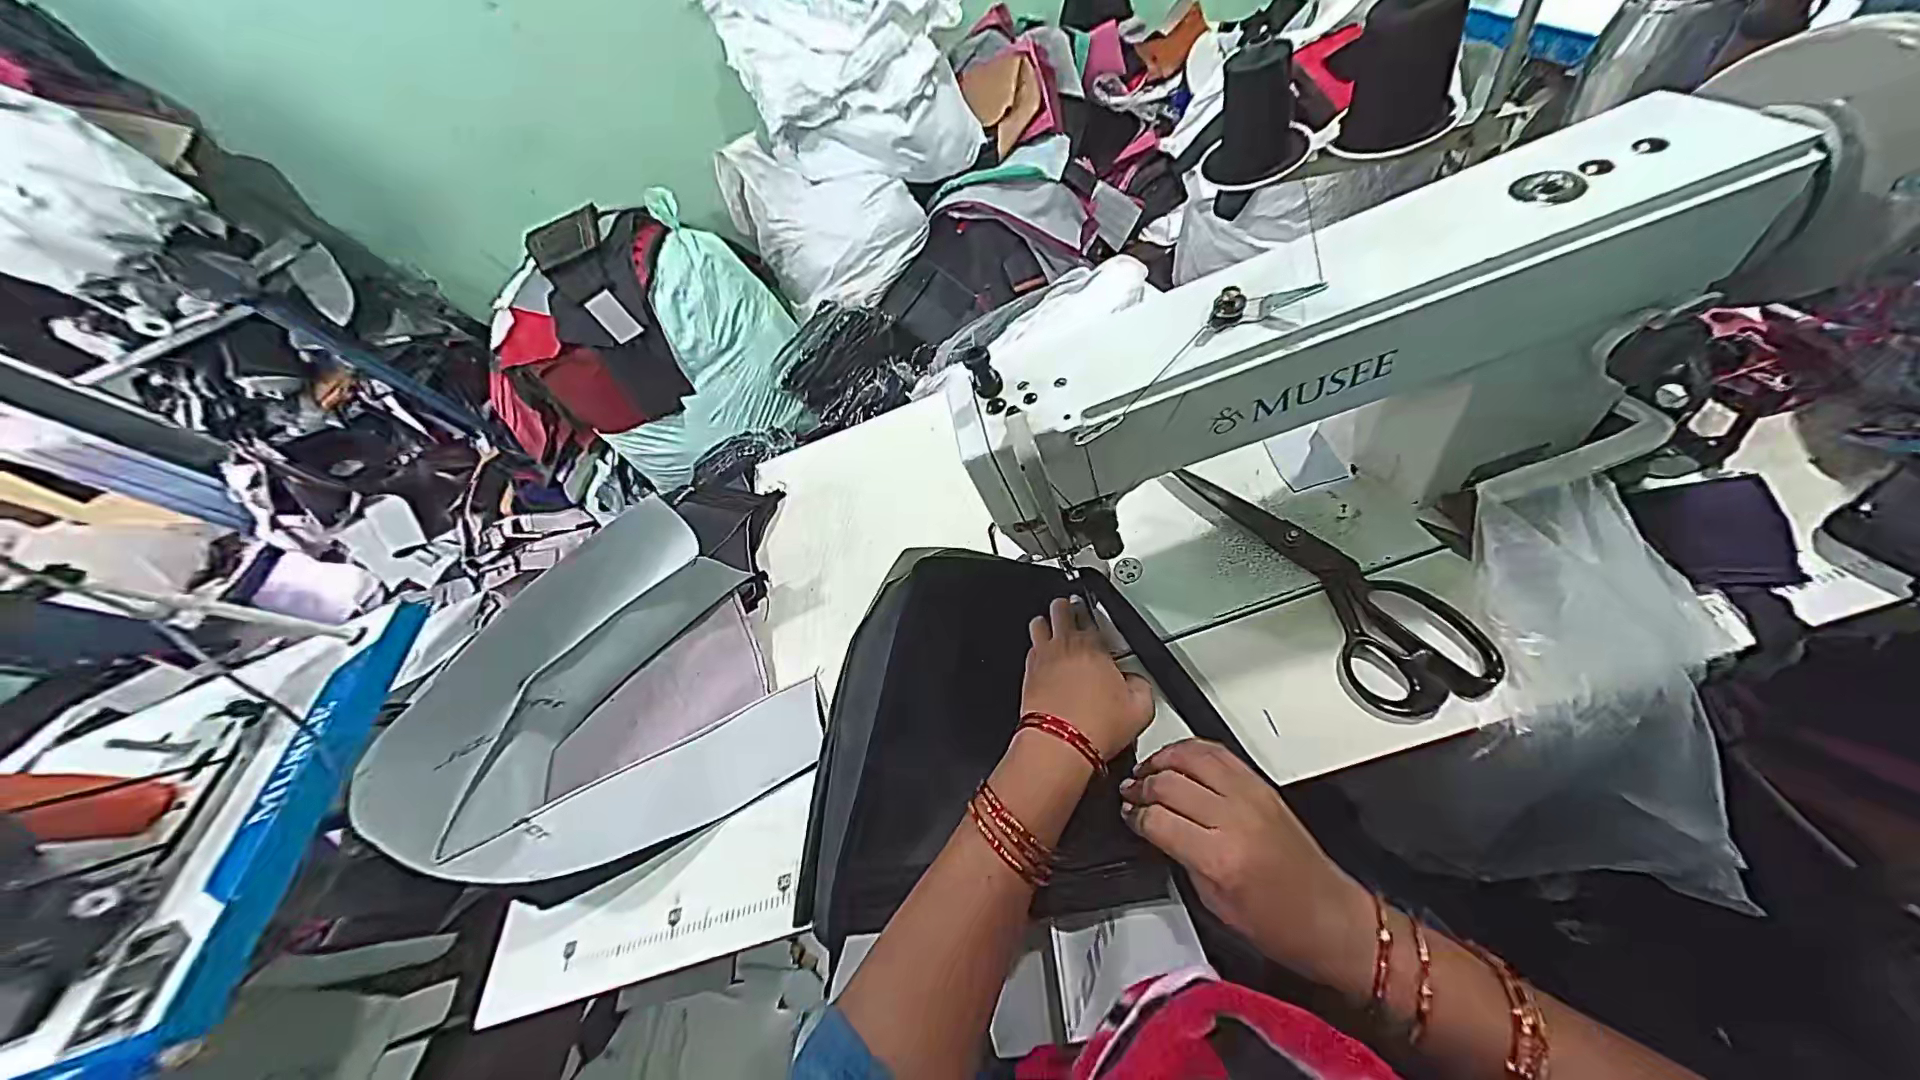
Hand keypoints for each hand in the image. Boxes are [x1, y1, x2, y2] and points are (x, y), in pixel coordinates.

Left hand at [1022, 596, 1155, 761]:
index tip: (1097, 615)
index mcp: (1094, 646)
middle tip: (1072, 607)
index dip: (1095, 613)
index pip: (1093, 616)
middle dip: (1066, 605)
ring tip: (1053, 625)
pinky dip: (1036, 648)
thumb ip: (1142, 686)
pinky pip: (1030, 649)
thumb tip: (1138, 684)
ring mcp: (1042, 657)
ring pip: (1039, 623)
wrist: (1059, 744)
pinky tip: (1043, 656)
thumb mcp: (1140, 708)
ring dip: (1046, 622)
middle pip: (1060, 608)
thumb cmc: (1094, 726)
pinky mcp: (1028, 674)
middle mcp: (1065, 645)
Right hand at [1120, 739, 1374, 990]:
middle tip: (1130, 793)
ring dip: (1161, 760)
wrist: (1332, 919)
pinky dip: (1191, 750)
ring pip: (1190, 756)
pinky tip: (1178, 757)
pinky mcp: (1262, 785)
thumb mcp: (1214, 902)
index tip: (1127, 815)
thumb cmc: (1282, 924)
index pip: (1156, 818)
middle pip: (1168, 782)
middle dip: (1141, 787)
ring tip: (1147, 771)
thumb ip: (1179, 856)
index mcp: (1221, 856)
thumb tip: (1152, 826)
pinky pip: (1217, 752)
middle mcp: (1236, 818)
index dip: (1133, 815)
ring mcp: (1251, 795)